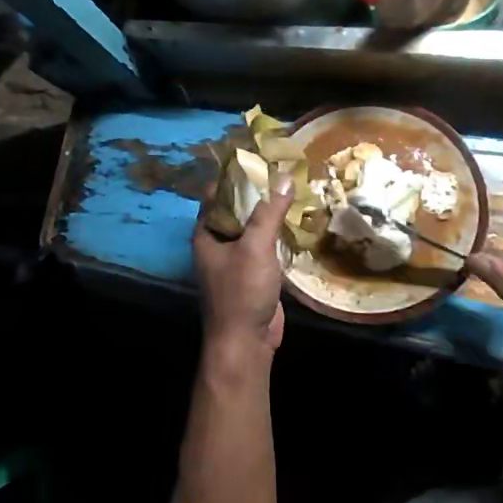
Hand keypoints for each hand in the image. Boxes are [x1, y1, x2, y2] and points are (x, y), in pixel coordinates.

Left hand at [193, 171, 294, 354]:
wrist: (245, 342)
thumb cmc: (242, 291)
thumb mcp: (255, 247)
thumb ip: (269, 212)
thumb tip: (285, 177)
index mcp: (206, 233)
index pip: (216, 195)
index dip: (235, 177)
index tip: (259, 160)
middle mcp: (216, 244)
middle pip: (236, 210)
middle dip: (258, 194)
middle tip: (284, 173)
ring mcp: (234, 260)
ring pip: (252, 230)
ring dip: (269, 215)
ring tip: (294, 191)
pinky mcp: (252, 275)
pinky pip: (263, 248)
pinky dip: (277, 236)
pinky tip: (296, 223)